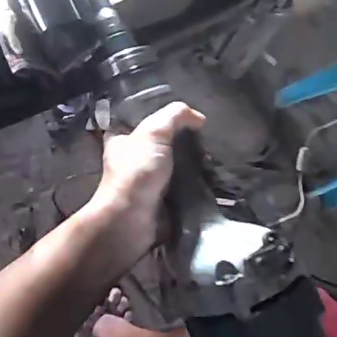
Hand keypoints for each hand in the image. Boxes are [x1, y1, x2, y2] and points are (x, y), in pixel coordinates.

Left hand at [81, 102, 204, 272]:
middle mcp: (131, 160)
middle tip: (206, 137)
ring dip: (191, 164)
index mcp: (120, 139)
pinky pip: (182, 188)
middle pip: (161, 143)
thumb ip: (175, 115)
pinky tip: (212, 176)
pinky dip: (195, 184)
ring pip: (173, 166)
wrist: (131, 221)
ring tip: (215, 156)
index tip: (183, 115)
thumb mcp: (154, 131)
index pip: (139, 120)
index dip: (158, 115)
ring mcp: (146, 182)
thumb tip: (198, 118)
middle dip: (181, 141)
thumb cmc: (137, 171)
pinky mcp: (161, 202)